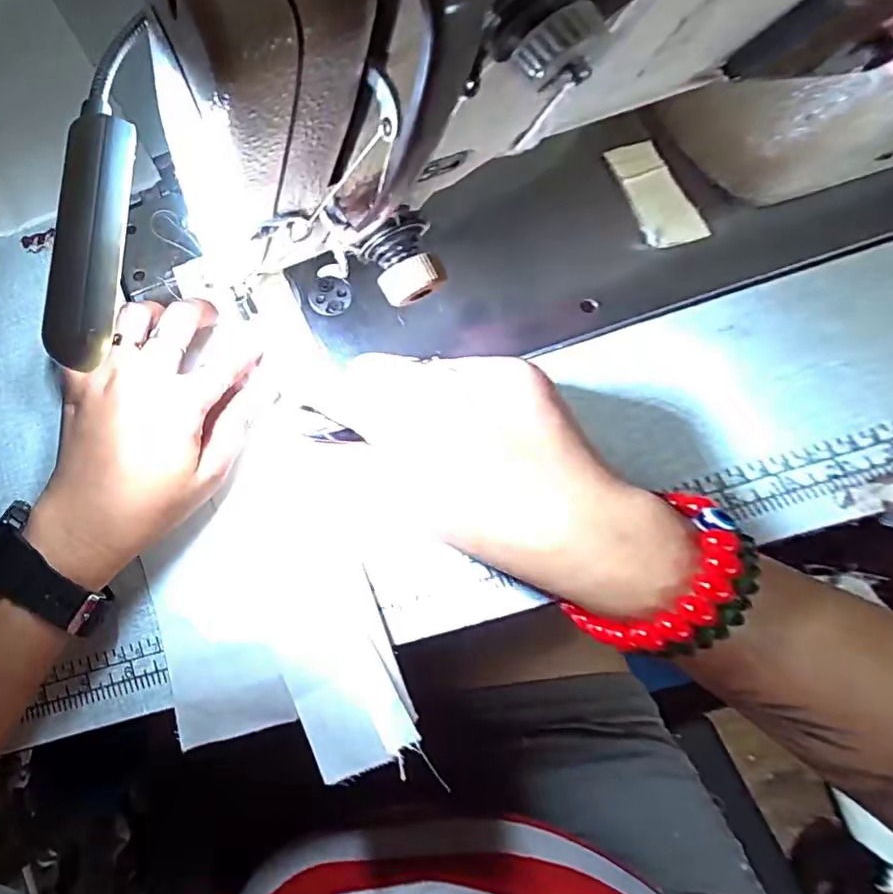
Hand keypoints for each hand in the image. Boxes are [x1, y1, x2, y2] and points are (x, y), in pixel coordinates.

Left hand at [25, 299, 264, 589]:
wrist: (87, 521)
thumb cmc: (143, 506)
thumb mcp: (208, 474)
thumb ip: (237, 423)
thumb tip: (259, 390)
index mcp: (180, 402)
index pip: (226, 361)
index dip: (247, 349)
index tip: (254, 345)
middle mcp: (143, 378)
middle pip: (179, 318)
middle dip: (203, 311)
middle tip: (211, 318)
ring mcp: (108, 376)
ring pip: (132, 315)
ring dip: (155, 313)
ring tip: (165, 324)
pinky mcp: (80, 383)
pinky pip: (89, 340)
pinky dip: (106, 334)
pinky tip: (119, 344)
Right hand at [327, 354, 694, 618]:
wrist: (581, 525)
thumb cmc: (488, 525)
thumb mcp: (407, 501)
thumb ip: (353, 462)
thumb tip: (315, 438)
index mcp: (409, 431)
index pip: (342, 387)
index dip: (320, 393)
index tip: (311, 400)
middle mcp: (441, 389)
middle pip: (376, 369)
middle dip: (370, 394)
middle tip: (385, 428)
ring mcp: (483, 373)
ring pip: (419, 368)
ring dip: (415, 392)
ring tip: (443, 430)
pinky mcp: (516, 369)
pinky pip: (462, 369)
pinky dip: (456, 391)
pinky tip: (478, 422)